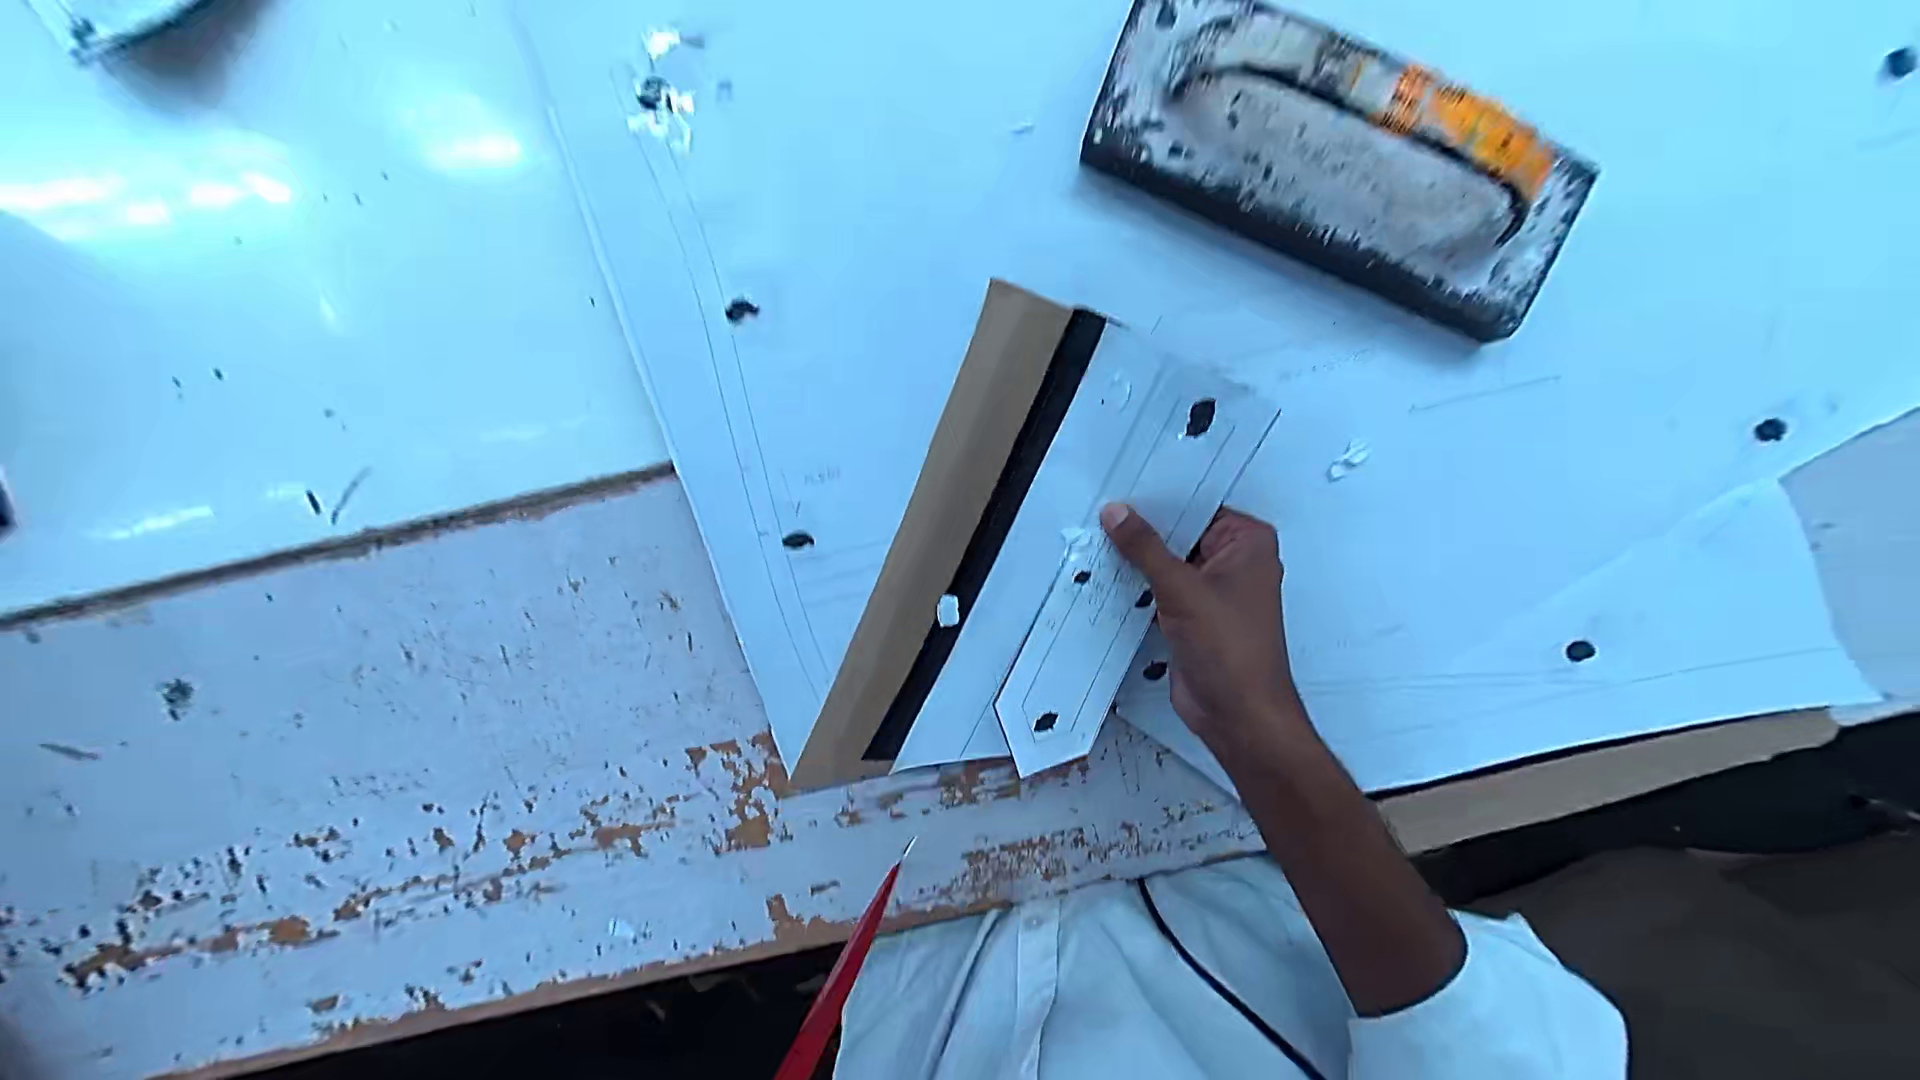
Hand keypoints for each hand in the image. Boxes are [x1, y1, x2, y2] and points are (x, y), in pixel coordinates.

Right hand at [1100, 502, 1308, 749]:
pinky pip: (1160, 588)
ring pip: (1167, 562)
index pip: (1197, 506)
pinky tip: (1108, 574)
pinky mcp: (1192, 614)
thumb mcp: (1182, 588)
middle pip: (1180, 533)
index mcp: (1247, 543)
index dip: (1159, 499)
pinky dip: (1139, 584)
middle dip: (1144, 530)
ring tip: (1097, 539)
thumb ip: (1145, 548)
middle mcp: (1233, 561)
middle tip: (1102, 513)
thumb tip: (1117, 513)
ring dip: (1138, 560)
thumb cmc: (1231, 649)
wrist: (1237, 714)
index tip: (1121, 489)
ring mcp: (1211, 589)